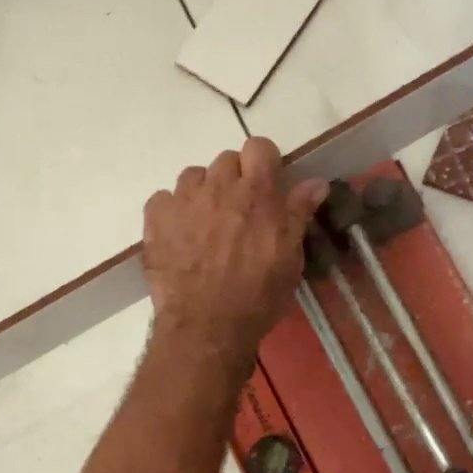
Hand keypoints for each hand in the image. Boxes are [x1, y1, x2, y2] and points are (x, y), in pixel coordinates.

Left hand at [142, 138, 329, 372]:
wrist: (207, 326)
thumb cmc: (258, 296)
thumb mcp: (290, 258)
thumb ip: (299, 214)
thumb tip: (316, 182)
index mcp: (257, 192)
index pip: (259, 146)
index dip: (263, 163)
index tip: (265, 186)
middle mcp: (218, 186)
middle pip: (226, 160)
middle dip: (233, 180)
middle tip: (237, 213)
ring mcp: (183, 200)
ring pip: (193, 176)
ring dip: (201, 193)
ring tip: (205, 225)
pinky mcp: (156, 218)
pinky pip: (163, 199)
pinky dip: (171, 211)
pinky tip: (179, 236)